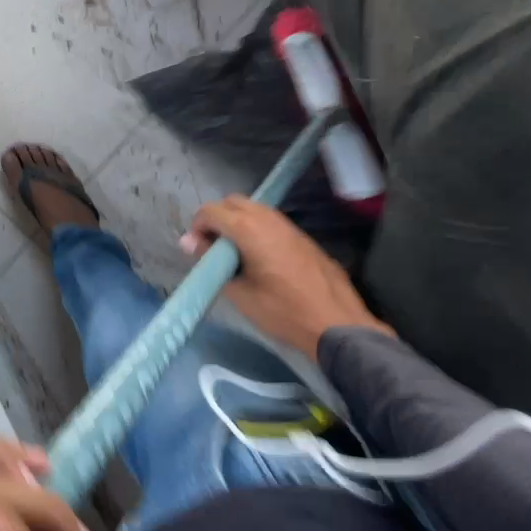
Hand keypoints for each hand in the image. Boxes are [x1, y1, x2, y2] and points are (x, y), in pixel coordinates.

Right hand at [183, 196, 394, 360]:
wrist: (340, 328)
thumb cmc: (283, 311)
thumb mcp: (238, 292)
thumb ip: (211, 261)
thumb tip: (189, 243)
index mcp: (248, 230)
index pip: (210, 211)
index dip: (197, 226)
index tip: (196, 249)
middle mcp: (269, 220)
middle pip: (233, 202)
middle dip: (217, 217)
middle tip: (213, 244)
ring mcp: (291, 228)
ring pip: (255, 209)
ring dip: (238, 221)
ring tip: (236, 249)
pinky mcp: (306, 240)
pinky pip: (273, 222)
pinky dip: (258, 228)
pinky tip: (261, 255)